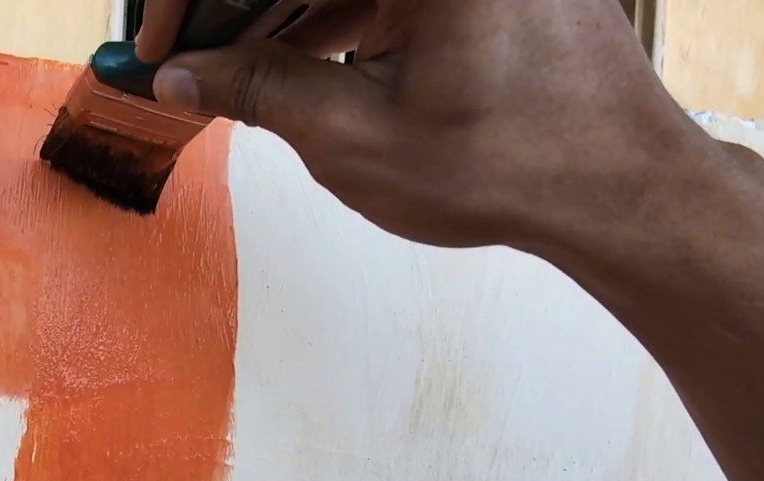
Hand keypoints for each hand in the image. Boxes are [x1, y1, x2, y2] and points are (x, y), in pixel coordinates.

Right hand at [144, 0, 758, 257]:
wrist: (607, 181)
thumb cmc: (500, 164)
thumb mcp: (354, 137)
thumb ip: (261, 90)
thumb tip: (181, 75)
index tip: (155, 45)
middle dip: (226, 9)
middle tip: (174, 62)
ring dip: (265, 19)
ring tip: (215, 74)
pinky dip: (313, 22)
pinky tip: (272, 65)